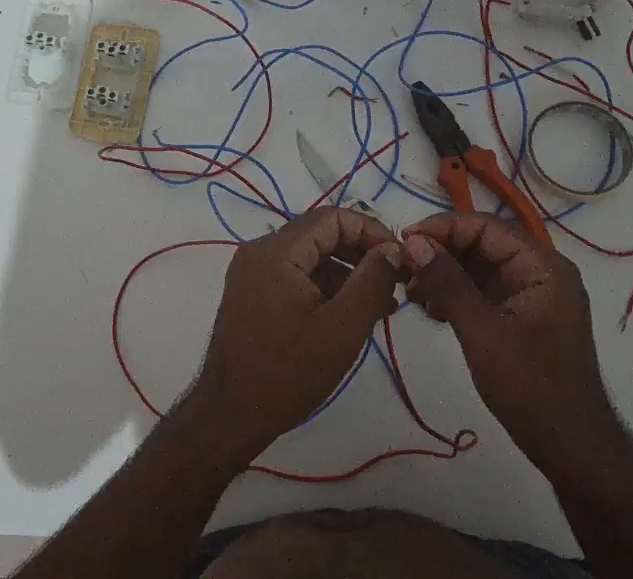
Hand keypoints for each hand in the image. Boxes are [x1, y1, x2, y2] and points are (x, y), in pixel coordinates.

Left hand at [189, 206, 404, 456]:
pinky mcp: (253, 295)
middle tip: (397, 282)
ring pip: (310, 257)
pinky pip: (296, 277)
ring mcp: (252, 274)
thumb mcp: (342, 328)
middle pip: (320, 234)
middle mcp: (259, 252)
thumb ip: (372, 281)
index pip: (332, 217)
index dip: (371, 231)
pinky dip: (326, 288)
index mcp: (276, 251)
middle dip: (362, 253)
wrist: (231, 415)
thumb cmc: (288, 371)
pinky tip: (351, 315)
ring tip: (383, 306)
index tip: (402, 259)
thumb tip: (393, 249)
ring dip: (347, 273)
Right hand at [401, 212, 623, 474]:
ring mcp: (531, 295)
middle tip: (402, 272)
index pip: (487, 227)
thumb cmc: (532, 387)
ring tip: (412, 295)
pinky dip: (455, 295)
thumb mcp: (483, 332)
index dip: (444, 228)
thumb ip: (448, 283)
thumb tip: (414, 243)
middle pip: (482, 244)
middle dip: (441, 253)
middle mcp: (540, 273)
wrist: (571, 448)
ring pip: (478, 268)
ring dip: (444, 275)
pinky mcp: (520, 317)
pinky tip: (431, 311)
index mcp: (543, 268)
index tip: (404, 242)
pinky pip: (482, 291)